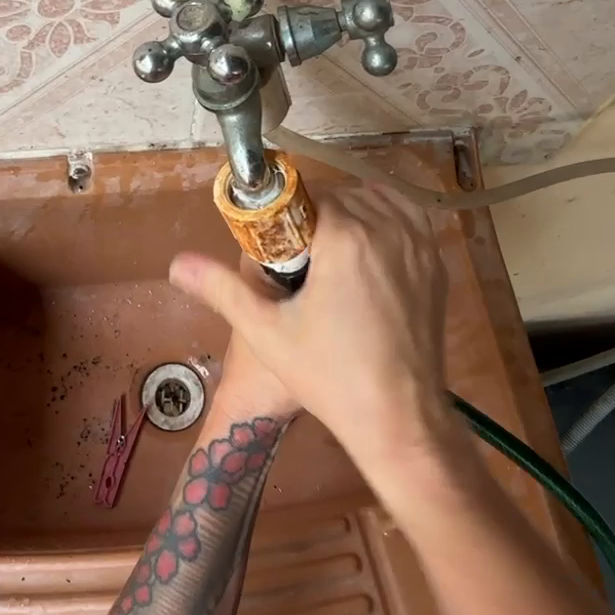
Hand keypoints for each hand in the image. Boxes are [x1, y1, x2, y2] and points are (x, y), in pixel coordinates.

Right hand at [169, 186, 453, 473]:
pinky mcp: (437, 264)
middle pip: (341, 197)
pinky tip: (370, 247)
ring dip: (352, 213)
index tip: (278, 247)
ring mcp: (419, 244)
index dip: (287, 216)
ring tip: (332, 254)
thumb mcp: (266, 333)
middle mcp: (387, 228)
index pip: (308, 195)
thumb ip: (222, 289)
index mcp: (346, 236)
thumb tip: (177, 264)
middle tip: (300, 261)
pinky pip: (410, 216)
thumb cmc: (329, 375)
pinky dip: (388, 218)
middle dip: (316, 218)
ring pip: (377, 200)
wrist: (399, 419)